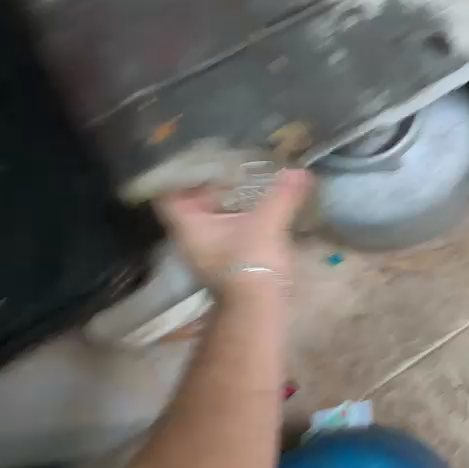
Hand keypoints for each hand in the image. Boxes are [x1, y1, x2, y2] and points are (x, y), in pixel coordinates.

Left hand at [152, 169, 312, 302]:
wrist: (258, 309)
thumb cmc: (249, 264)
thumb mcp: (267, 223)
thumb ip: (282, 195)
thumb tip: (300, 172)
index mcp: (189, 227)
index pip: (168, 195)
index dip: (179, 175)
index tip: (200, 158)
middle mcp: (194, 239)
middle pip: (193, 204)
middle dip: (211, 185)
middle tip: (232, 163)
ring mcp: (211, 253)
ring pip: (213, 219)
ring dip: (229, 203)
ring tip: (251, 181)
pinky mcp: (231, 262)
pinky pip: (230, 231)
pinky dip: (242, 218)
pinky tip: (263, 209)